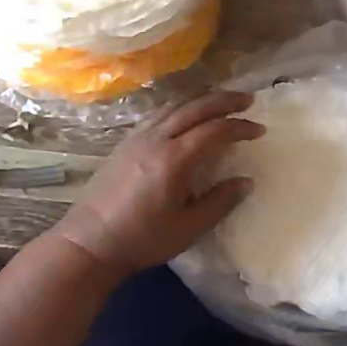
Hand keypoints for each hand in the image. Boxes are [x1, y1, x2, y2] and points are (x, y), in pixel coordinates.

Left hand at [50, 90, 262, 275]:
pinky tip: (184, 116)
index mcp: (174, 159)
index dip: (240, 127)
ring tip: (221, 102)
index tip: (259, 130)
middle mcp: (156, 140)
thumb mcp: (189, 228)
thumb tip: (246, 181)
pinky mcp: (124, 144)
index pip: (215, 130)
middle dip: (225, 100)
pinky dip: (179, 108)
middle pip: (195, 107)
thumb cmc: (141, 239)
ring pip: (174, 106)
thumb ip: (220, 201)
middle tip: (248, 100)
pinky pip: (158, 114)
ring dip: (201, 100)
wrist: (86, 245)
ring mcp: (137, 139)